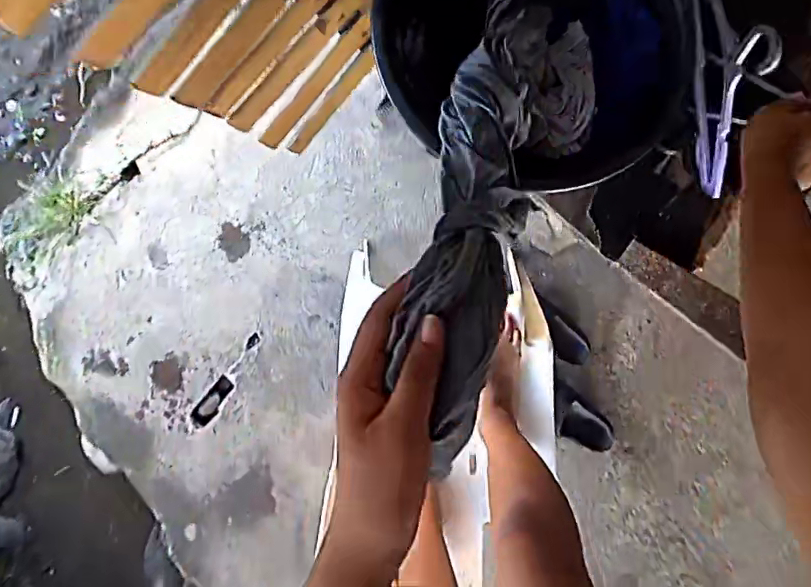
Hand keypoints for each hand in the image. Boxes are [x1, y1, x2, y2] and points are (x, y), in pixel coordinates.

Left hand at [310, 277, 444, 586]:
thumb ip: (417, 372)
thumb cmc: (380, 488)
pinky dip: (428, 355)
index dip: (401, 291)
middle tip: (447, 284)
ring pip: (400, 350)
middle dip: (414, 303)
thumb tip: (432, 322)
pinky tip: (449, 352)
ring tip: (453, 308)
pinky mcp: (392, 414)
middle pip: (388, 329)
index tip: (427, 269)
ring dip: (423, 328)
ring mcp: (377, 398)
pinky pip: (410, 372)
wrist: (371, 542)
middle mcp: (364, 381)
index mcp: (357, 378)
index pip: (378, 319)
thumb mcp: (402, 425)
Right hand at [743, 99, 810, 189]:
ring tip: (779, 142)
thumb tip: (801, 102)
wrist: (767, 178)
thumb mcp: (774, 110)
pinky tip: (775, 158)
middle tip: (790, 123)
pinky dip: (795, 160)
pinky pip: (806, 164)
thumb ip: (792, 103)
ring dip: (803, 144)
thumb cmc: (773, 140)